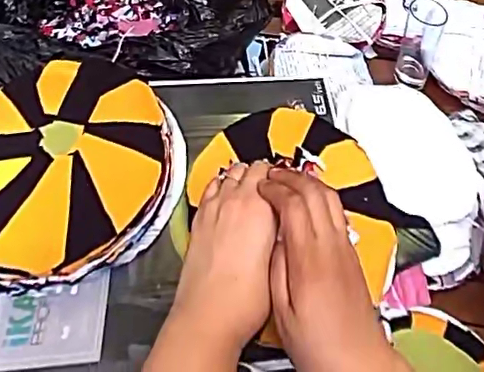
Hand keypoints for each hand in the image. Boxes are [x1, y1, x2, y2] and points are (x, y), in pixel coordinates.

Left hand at [165, 163, 277, 358]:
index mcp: (261, 206)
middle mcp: (236, 199)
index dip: (281, 177)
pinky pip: (211, 186)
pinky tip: (223, 193)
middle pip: (251, 166)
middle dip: (262, 172)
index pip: (273, 171)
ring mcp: (215, 207)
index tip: (285, 184)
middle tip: (269, 184)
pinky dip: (219, 185)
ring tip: (248, 187)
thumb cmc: (243, 300)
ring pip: (230, 172)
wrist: (209, 317)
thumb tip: (284, 222)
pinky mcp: (199, 219)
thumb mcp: (278, 260)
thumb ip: (281, 231)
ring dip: (241, 176)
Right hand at [259, 170, 404, 371]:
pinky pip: (337, 209)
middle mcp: (330, 245)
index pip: (293, 204)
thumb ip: (276, 269)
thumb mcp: (283, 313)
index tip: (262, 186)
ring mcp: (344, 245)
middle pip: (313, 191)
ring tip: (291, 178)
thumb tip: (274, 241)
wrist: (358, 360)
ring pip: (329, 195)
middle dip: (291, 176)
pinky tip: (311, 199)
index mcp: (309, 259)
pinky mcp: (351, 252)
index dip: (275, 189)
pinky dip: (321, 194)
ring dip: (308, 180)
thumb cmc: (321, 346)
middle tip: (273, 173)